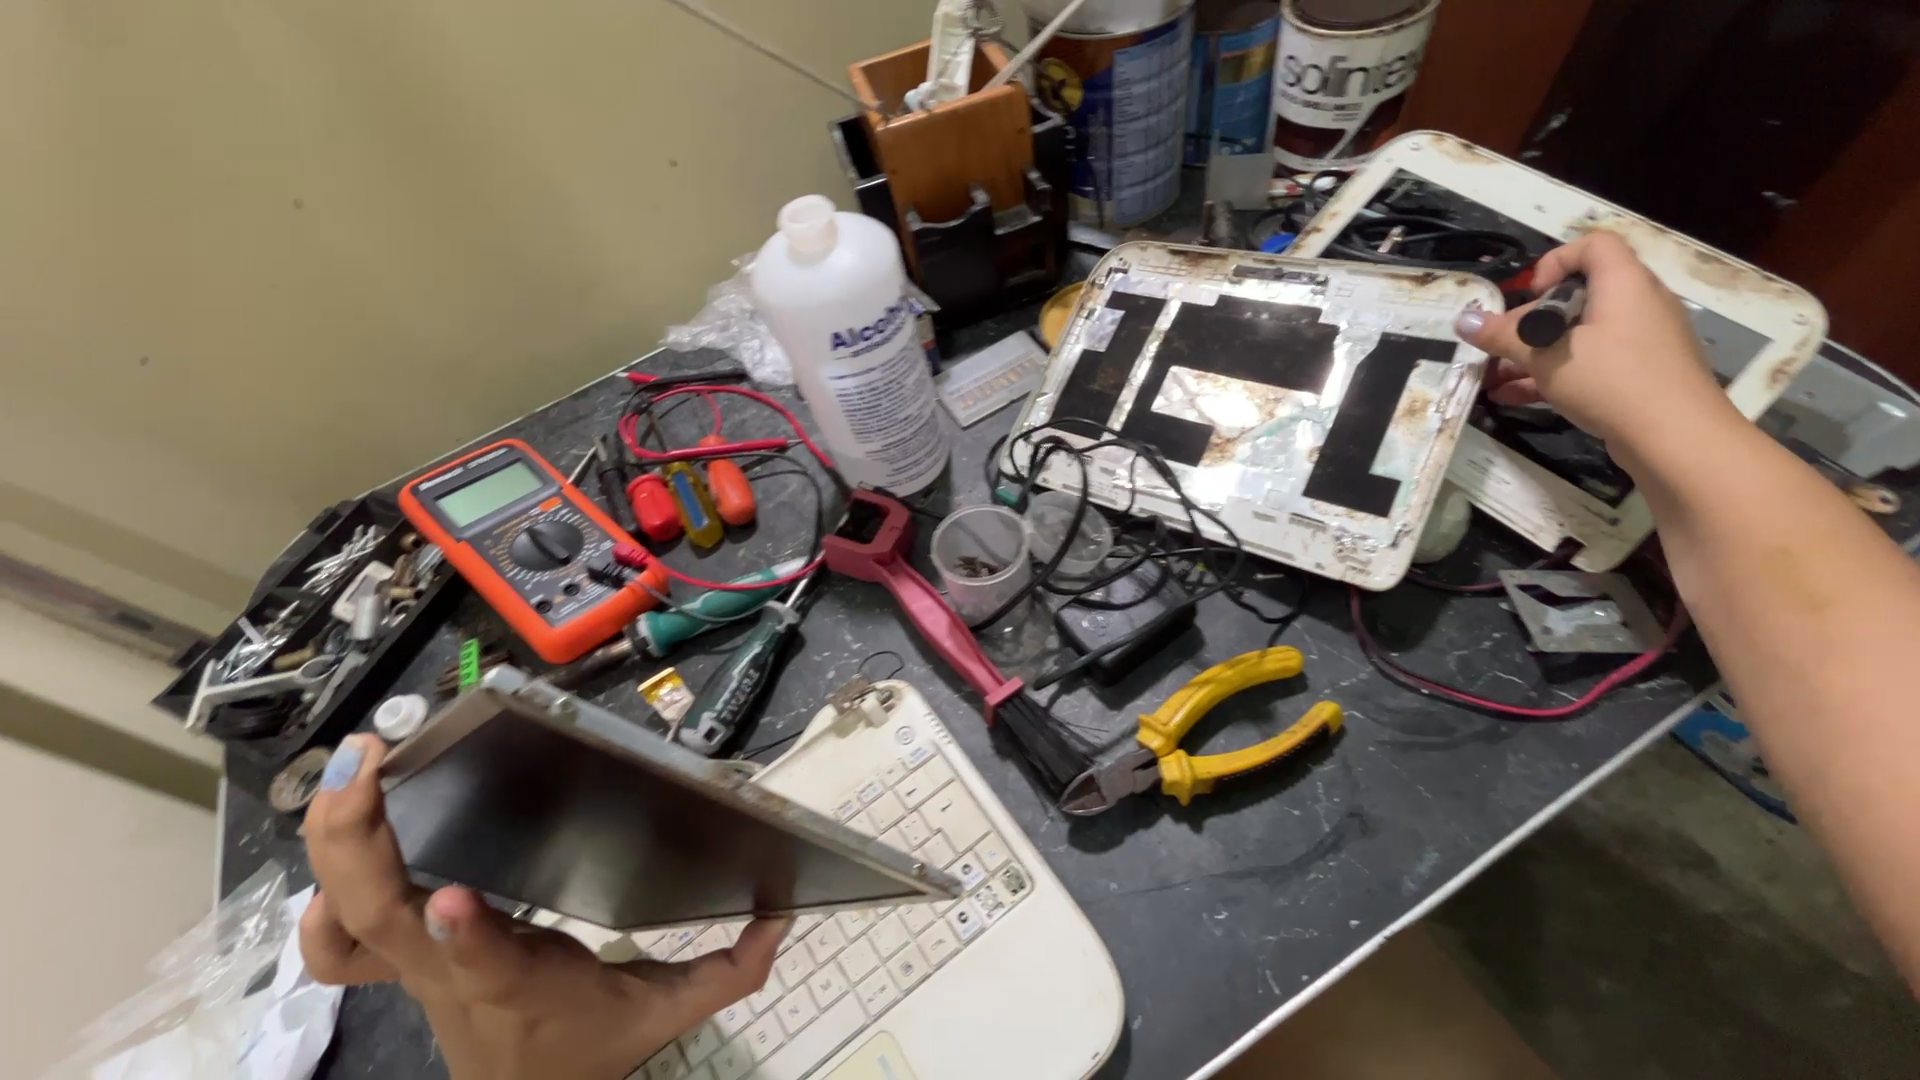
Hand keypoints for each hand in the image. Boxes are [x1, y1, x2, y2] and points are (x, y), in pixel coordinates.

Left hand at [298, 734, 785, 1079]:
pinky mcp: (406, 963)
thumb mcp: (667, 1013)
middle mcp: (454, 976)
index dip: (468, 936)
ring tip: (352, 770)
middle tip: (368, 761)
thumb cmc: (593, 1047)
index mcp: (524, 987)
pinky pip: (342, 945)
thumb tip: (780, 923)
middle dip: (361, 842)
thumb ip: (728, 973)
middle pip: (381, 921)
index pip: (487, 967)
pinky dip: (326, 899)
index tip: (457, 893)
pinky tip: (350, 838)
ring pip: (348, 922)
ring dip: (337, 846)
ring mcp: (418, 970)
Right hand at [1454, 230, 1734, 452]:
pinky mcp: (1637, 372)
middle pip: (1576, 295)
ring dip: (1532, 353)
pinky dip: (1552, 373)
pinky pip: (1588, 361)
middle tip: (1500, 348)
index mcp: (1623, 284)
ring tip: (1494, 378)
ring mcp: (1640, 340)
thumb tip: (1463, 321)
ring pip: (1577, 334)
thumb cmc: (1612, 380)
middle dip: (1528, 321)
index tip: (1529, 295)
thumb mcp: (1546, 356)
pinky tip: (1513, 396)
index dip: (1555, 261)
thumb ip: (1503, 337)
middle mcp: (1637, 304)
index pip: (1593, 246)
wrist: (1675, 436)